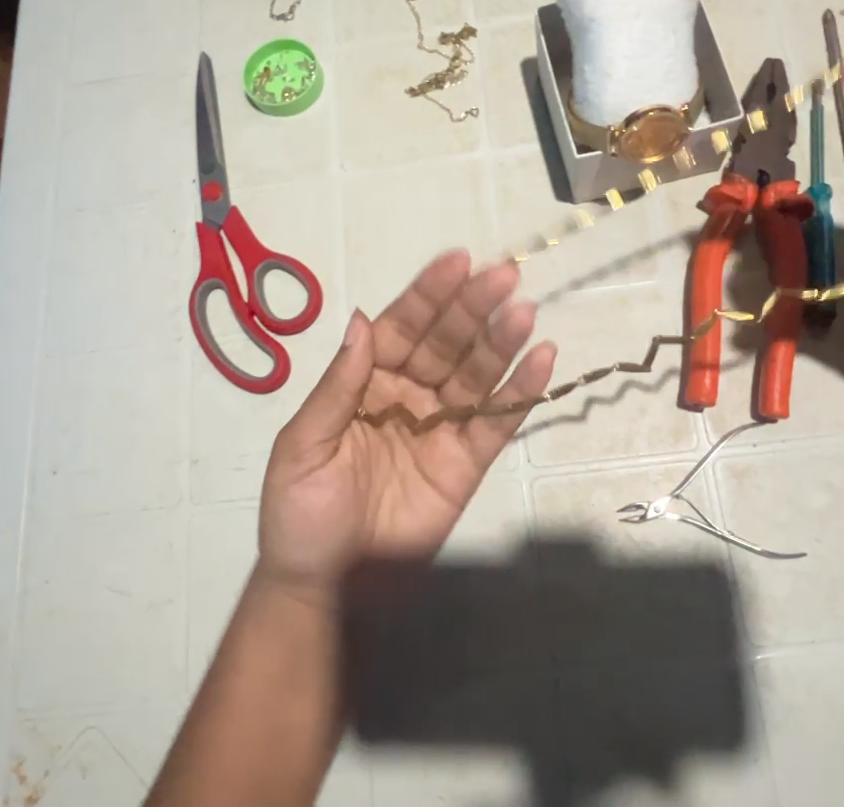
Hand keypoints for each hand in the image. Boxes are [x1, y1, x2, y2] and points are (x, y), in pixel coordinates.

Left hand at [255, 251, 555, 591]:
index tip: (457, 261)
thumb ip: (338, 386)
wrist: (327, 582)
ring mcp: (440, 425)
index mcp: (365, 381)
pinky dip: (521, 390)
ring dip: (500, 340)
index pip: (401, 326)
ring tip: (523, 310)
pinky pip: (496, 420)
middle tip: (503, 276)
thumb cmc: (301, 511)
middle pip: (445, 342)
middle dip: (471, 307)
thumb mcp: (305, 443)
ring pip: (475, 373)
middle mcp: (407, 393)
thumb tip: (361, 320)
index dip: (428, 294)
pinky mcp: (467, 461)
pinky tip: (542, 357)